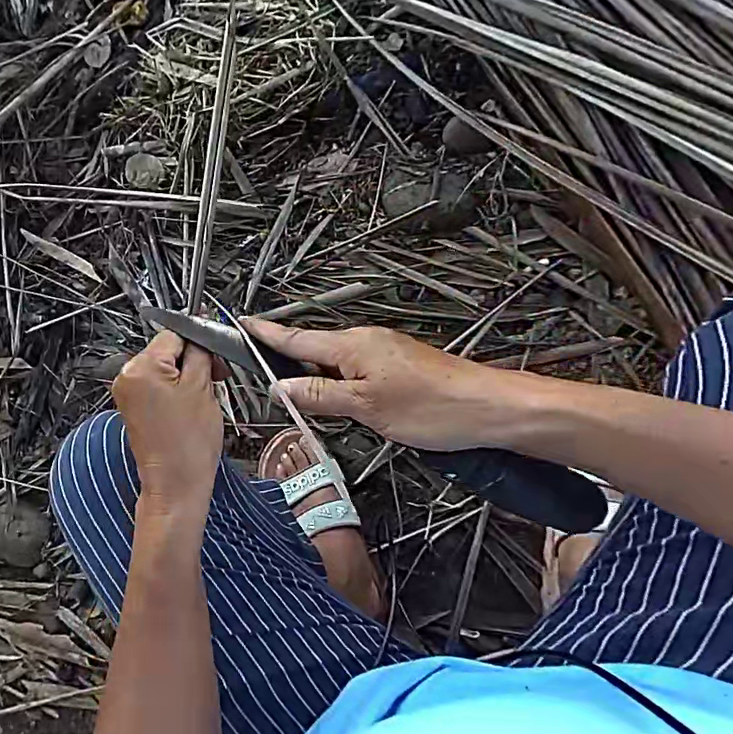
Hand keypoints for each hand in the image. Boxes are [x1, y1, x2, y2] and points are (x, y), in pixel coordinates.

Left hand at [112, 329, 222, 515]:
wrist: (176, 484)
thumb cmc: (187, 445)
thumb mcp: (202, 388)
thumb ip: (201, 354)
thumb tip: (201, 334)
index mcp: (140, 368)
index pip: (174, 334)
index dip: (200, 343)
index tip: (216, 355)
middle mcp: (127, 377)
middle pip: (168, 350)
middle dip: (194, 361)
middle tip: (215, 379)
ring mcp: (128, 393)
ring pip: (165, 368)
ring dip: (187, 376)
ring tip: (202, 398)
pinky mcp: (134, 406)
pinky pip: (158, 385)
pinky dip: (176, 390)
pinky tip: (190, 407)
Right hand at [244, 318, 549, 451]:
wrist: (489, 409)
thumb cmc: (436, 406)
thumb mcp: (365, 407)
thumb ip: (318, 395)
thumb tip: (282, 387)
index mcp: (352, 346)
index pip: (296, 336)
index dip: (266, 333)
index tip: (243, 325)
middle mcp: (365, 341)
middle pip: (313, 349)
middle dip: (288, 363)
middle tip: (267, 379)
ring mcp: (382, 351)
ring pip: (335, 362)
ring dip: (316, 378)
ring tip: (306, 401)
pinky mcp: (397, 364)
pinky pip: (355, 369)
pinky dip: (340, 383)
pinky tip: (344, 403)